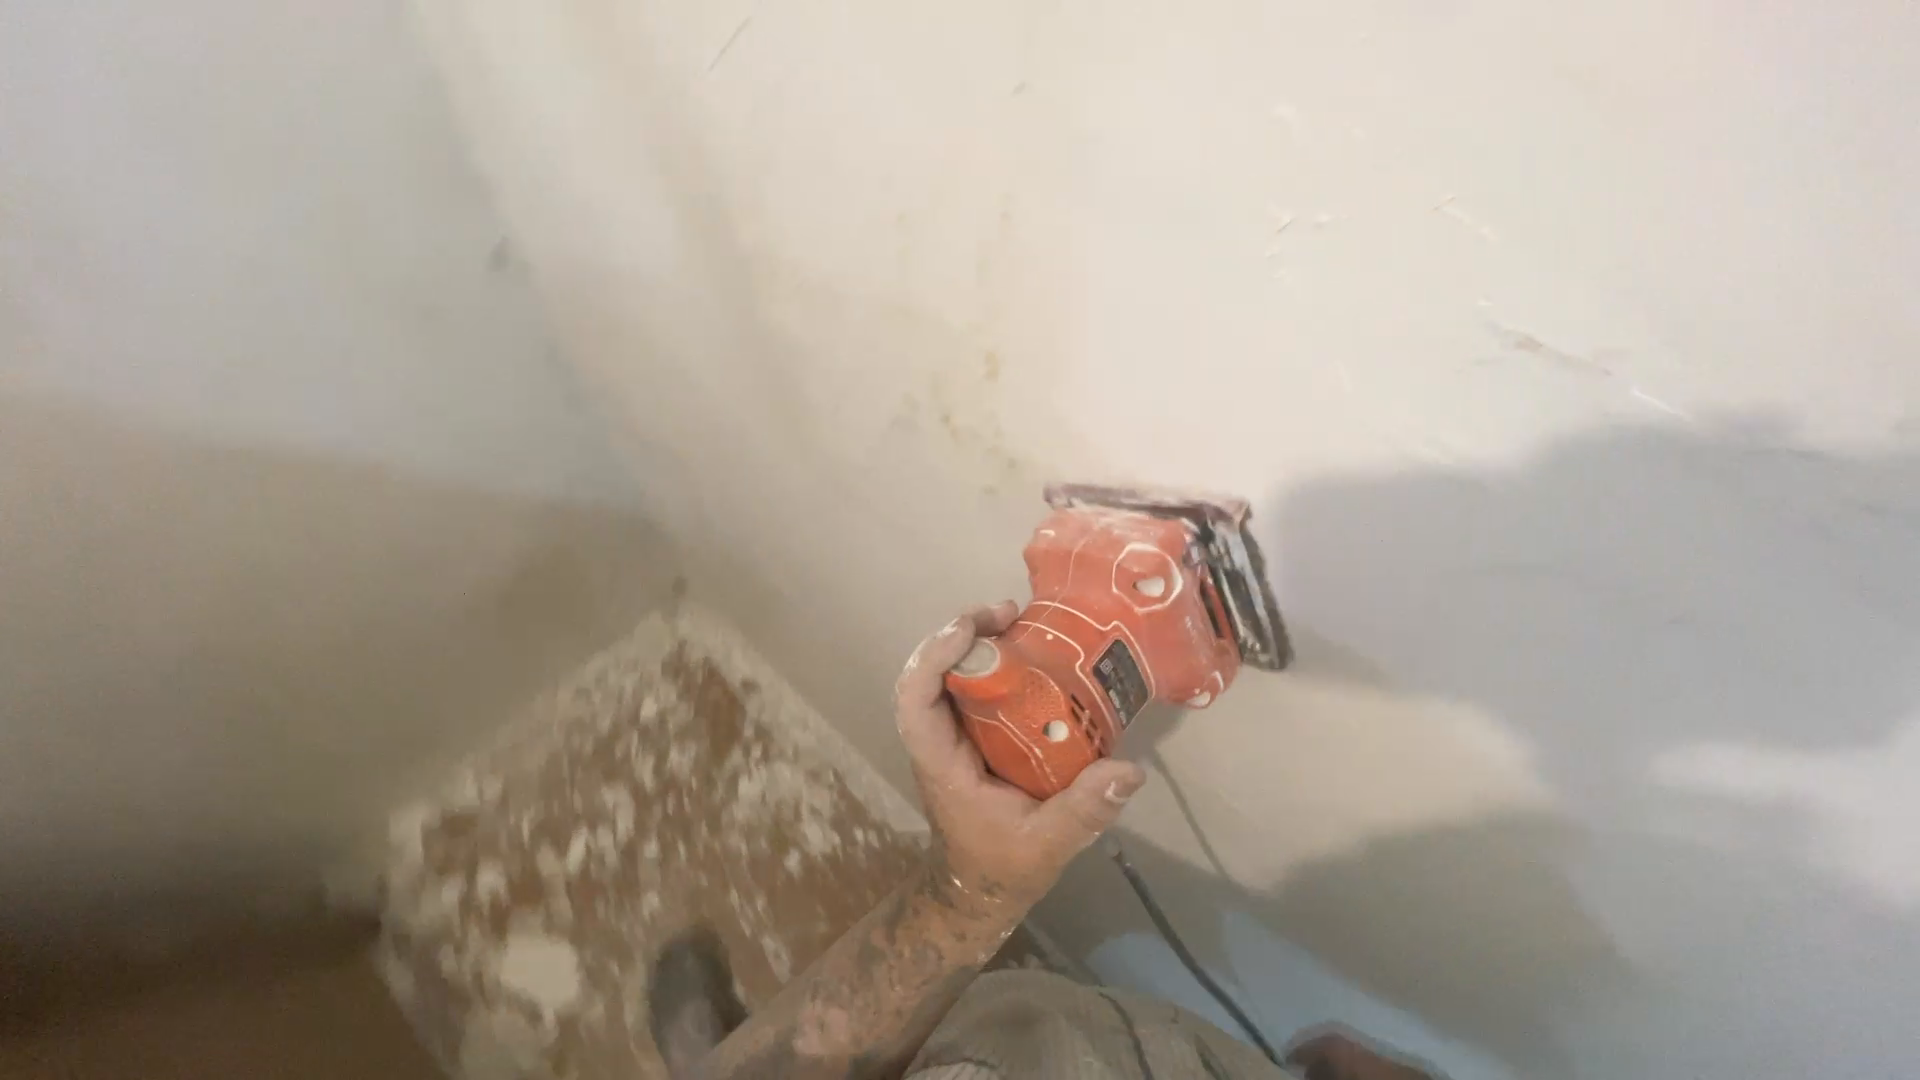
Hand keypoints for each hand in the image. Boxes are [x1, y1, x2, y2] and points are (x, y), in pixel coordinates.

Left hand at [894, 602, 1147, 910]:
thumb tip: (1129, 772)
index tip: (969, 630)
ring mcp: (954, 734)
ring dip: (976, 641)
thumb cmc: (1001, 867)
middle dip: (961, 634)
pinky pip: (973, 687)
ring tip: (1016, 618)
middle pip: (930, 673)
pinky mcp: (973, 734)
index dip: (932, 658)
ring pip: (949, 674)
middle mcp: (940, 739)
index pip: (915, 701)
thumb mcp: (1046, 845)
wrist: (981, 887)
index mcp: (941, 763)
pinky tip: (1028, 650)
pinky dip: (992, 661)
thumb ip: (1083, 812)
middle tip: (1007, 613)